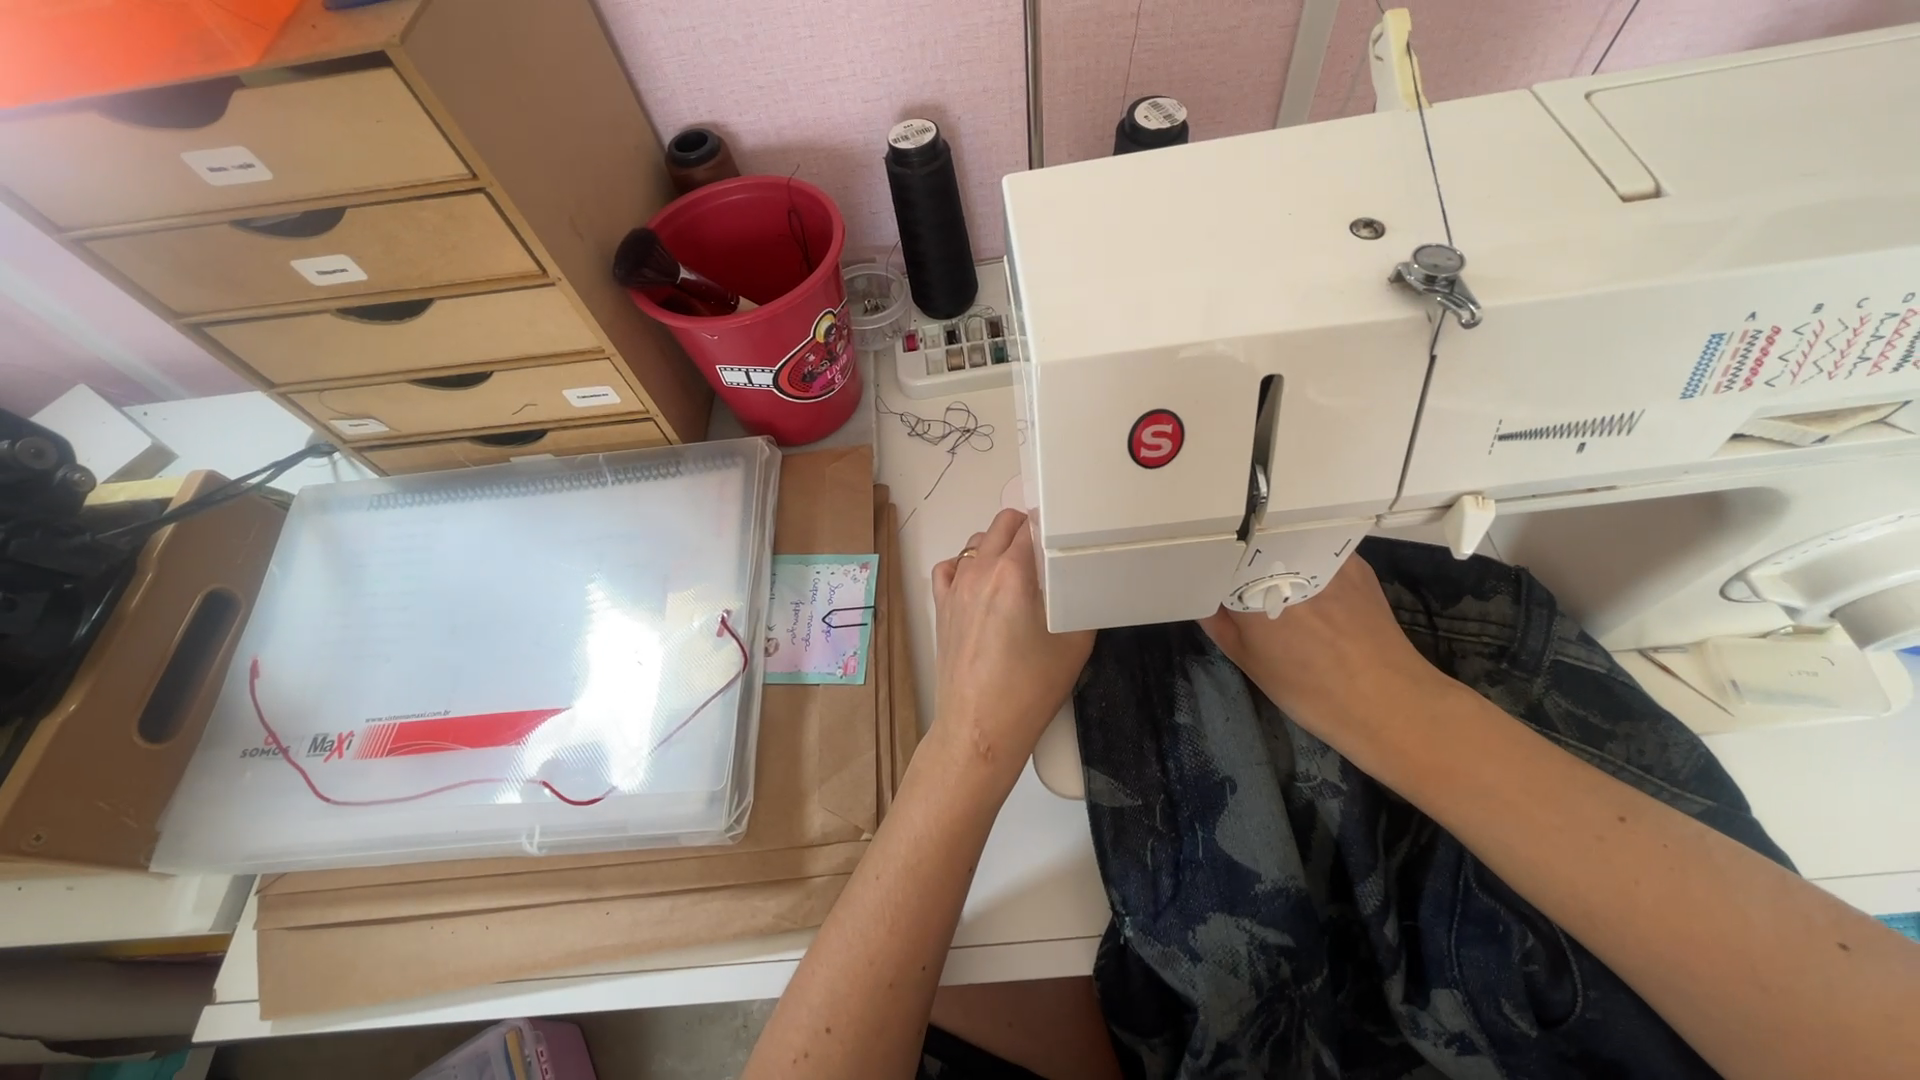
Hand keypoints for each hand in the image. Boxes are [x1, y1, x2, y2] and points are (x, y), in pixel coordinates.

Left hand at [930, 509, 1092, 789]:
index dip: (1052, 525)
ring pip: (976, 542)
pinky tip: (982, 584)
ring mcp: (955, 586)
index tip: (1066, 538)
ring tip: (1018, 572)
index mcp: (1013, 573)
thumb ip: (1079, 599)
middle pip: (1002, 524)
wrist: (980, 727)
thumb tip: (1082, 578)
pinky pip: (951, 567)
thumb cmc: (1031, 688)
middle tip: (1048, 554)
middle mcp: (980, 570)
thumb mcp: (1075, 641)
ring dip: (997, 546)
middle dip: (1027, 529)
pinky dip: (967, 565)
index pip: (1032, 524)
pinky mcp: (941, 605)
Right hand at [1199, 555, 1445, 732]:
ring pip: (1283, 542)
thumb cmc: (1311, 691)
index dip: (1207, 565)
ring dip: (1270, 554)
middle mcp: (1286, 564)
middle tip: (1235, 576)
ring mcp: (1323, 557)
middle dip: (1238, 557)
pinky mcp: (1351, 560)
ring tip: (1269, 575)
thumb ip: (1218, 623)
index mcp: (1251, 591)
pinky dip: (1303, 558)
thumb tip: (1202, 597)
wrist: (1389, 701)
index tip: (1202, 574)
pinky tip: (1305, 580)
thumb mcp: (1250, 663)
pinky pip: (1315, 548)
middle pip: (1249, 545)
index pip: (1215, 561)